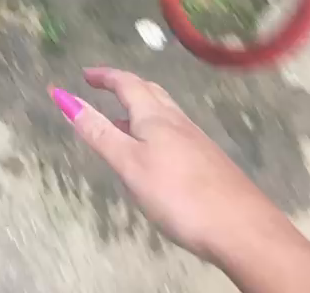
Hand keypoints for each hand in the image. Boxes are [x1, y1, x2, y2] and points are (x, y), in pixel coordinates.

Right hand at [53, 67, 280, 261]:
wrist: (248, 235)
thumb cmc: (179, 196)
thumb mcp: (128, 164)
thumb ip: (96, 131)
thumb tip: (62, 96)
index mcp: (155, 116)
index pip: (127, 83)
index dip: (105, 76)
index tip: (85, 74)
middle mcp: (178, 122)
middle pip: (150, 93)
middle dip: (125, 87)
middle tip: (104, 90)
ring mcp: (199, 144)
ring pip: (165, 114)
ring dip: (141, 110)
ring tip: (123, 123)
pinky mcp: (212, 166)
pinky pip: (177, 134)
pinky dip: (157, 131)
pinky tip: (156, 157)